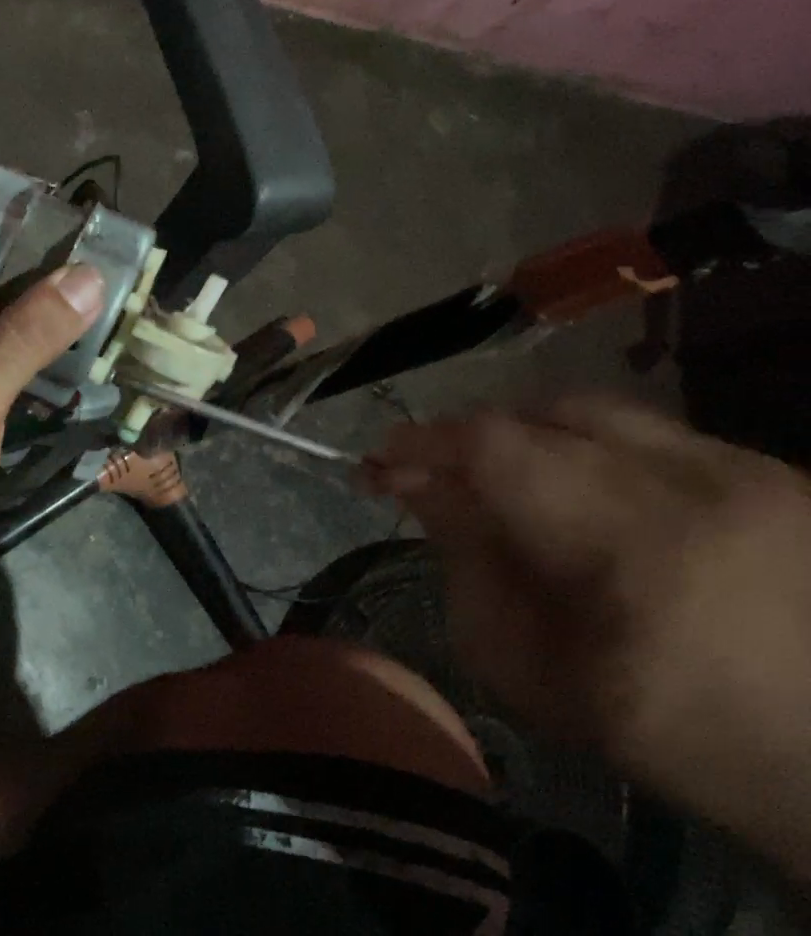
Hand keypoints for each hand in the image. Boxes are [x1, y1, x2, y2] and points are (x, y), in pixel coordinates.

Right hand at [369, 396, 810, 869]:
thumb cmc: (660, 732)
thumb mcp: (522, 664)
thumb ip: (465, 562)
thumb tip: (418, 488)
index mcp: (633, 542)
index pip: (496, 446)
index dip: (419, 443)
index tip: (373, 466)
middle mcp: (701, 482)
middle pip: (542, 415)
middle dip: (466, 440)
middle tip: (427, 477)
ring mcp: (752, 471)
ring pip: (597, 412)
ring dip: (527, 440)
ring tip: (499, 483)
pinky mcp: (779, 475)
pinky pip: (650, 434)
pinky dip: (587, 452)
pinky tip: (576, 499)